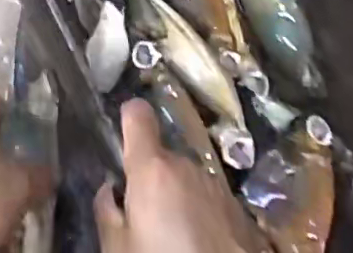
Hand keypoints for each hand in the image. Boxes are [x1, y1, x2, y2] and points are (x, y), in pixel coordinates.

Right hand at [94, 99, 266, 252]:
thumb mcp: (118, 252)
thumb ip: (107, 213)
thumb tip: (109, 190)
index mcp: (153, 170)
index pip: (138, 114)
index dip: (129, 121)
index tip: (125, 143)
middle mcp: (188, 168)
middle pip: (163, 160)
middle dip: (155, 184)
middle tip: (149, 223)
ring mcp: (220, 191)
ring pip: (190, 184)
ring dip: (182, 202)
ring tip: (179, 244)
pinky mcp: (245, 218)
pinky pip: (214, 207)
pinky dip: (207, 222)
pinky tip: (205, 251)